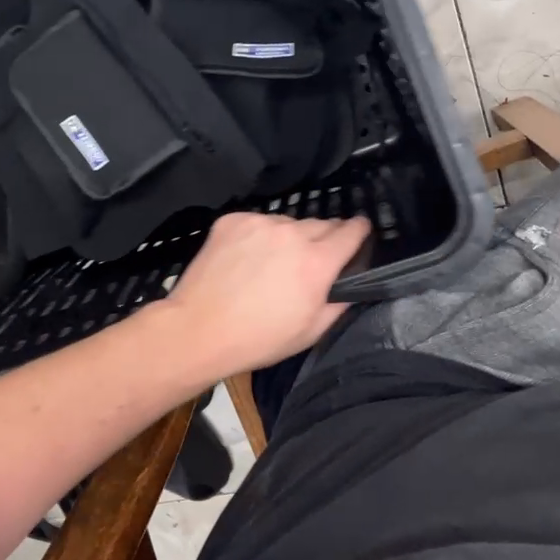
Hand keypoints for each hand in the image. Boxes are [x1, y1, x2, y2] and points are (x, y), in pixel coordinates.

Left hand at [160, 212, 371, 377]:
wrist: (199, 329)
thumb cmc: (258, 338)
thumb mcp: (312, 331)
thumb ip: (340, 301)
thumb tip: (352, 282)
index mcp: (317, 261)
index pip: (352, 230)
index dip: (360, 232)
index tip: (360, 233)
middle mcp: (291, 234)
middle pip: (321, 224)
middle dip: (324, 239)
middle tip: (310, 262)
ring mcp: (259, 224)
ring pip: (288, 223)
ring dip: (289, 237)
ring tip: (273, 264)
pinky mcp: (232, 221)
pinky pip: (258, 222)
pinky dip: (259, 235)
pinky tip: (248, 258)